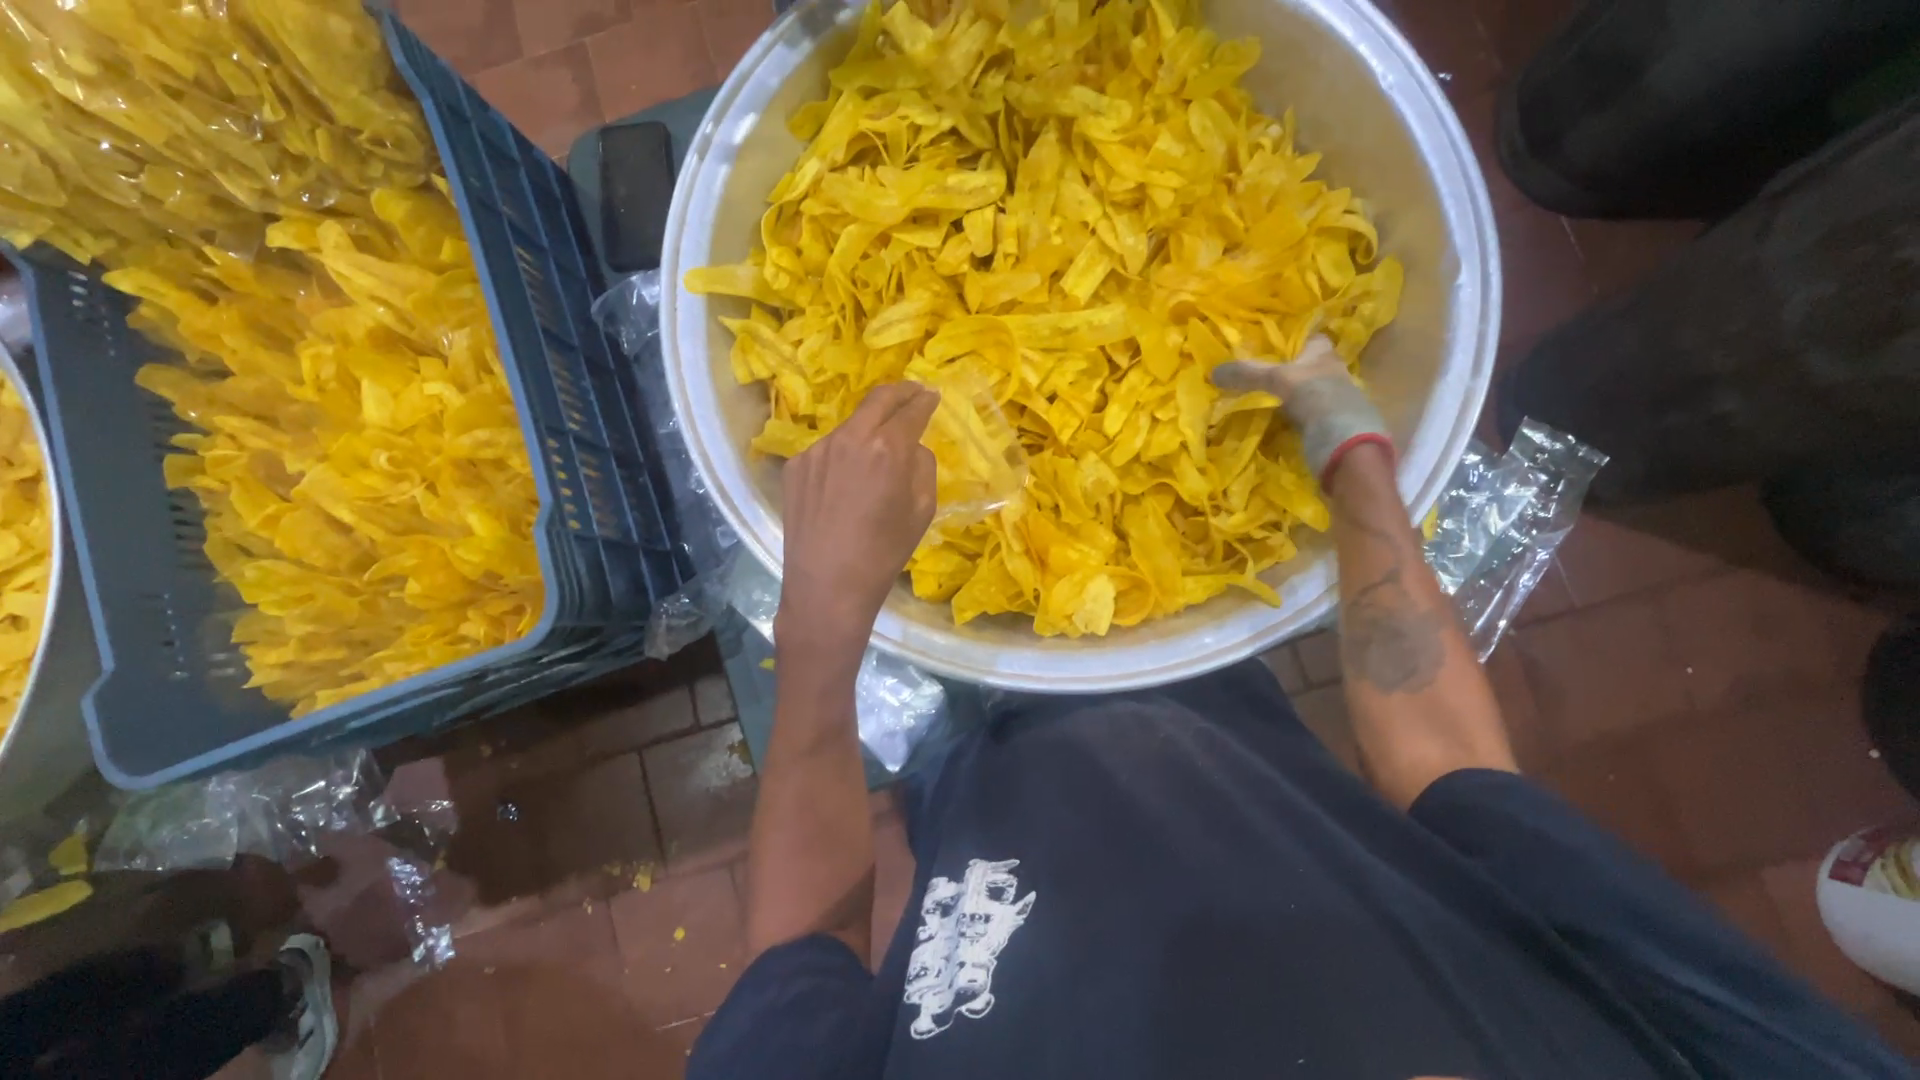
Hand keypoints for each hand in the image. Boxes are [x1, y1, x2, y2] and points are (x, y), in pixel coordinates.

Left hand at [775, 382, 938, 658]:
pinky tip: (846, 482)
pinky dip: (843, 454)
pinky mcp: (795, 467)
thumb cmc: (884, 553)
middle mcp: (849, 438)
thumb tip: (912, 447)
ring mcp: (817, 450)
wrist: (827, 585)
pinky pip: (827, 450)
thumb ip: (922, 466)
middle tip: (912, 394)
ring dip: (868, 427)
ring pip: (850, 426)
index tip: (932, 396)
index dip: (925, 400)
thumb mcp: (921, 510)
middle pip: (877, 399)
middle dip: (900, 393)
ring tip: (877, 447)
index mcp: (887, 448)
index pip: (911, 409)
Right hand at [1211, 335, 1391, 487]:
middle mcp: (1332, 374)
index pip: (1310, 337)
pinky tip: (1267, 422)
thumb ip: (1246, 374)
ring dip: (1282, 396)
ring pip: (1302, 392)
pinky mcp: (1326, 427)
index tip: (1267, 343)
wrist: (1346, 446)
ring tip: (1252, 397)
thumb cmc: (1318, 399)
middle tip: (1250, 372)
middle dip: (1282, 369)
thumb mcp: (1277, 380)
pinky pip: (1301, 417)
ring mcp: (1331, 402)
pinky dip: (1285, 419)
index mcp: (1325, 355)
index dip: (1291, 337)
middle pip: (1304, 366)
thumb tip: (1212, 371)